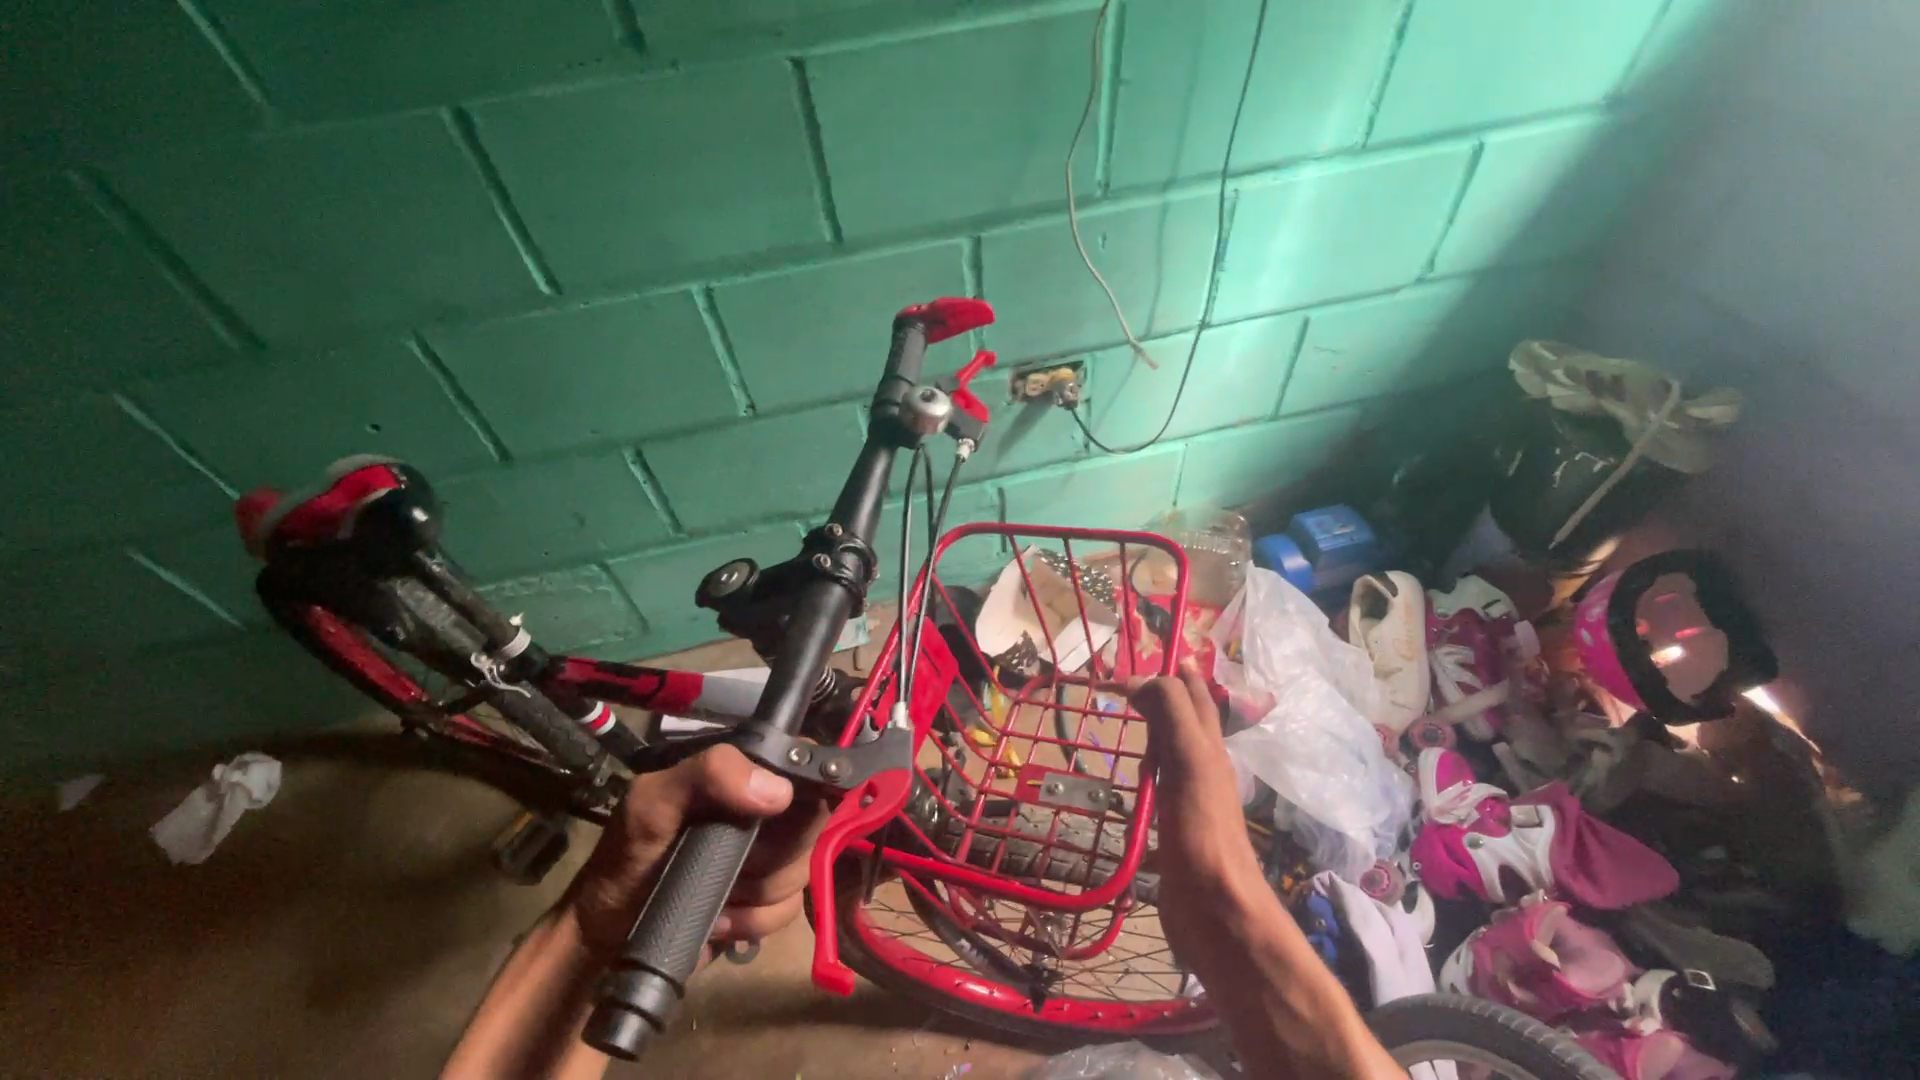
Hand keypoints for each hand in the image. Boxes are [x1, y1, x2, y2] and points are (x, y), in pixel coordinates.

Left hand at [564, 745, 827, 960]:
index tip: (785, 814)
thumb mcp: (652, 801)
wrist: (604, 929)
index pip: (805, 763)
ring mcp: (770, 856)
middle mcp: (766, 810)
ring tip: (718, 893)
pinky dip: (753, 920)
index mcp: (745, 773)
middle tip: (735, 860)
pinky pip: (789, 909)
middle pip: (812, 823)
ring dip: (759, 891)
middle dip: (776, 852)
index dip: (811, 786)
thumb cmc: (626, 853)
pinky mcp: (767, 901)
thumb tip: (779, 792)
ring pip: (803, 869)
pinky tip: (721, 918)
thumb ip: (708, 774)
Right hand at [1127, 662, 1267, 928]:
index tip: (1122, 669)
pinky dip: (1144, 773)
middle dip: (1162, 695)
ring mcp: (1187, 798)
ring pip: (1170, 751)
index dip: (1167, 673)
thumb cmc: (1202, 832)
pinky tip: (1133, 779)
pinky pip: (1157, 787)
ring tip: (1132, 718)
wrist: (1215, 910)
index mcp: (1207, 746)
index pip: (1190, 694)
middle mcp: (1201, 766)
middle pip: (1184, 719)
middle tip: (1127, 683)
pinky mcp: (1172, 827)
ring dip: (1153, 731)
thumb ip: (1172, 714)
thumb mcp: (1190, 760)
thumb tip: (1146, 678)